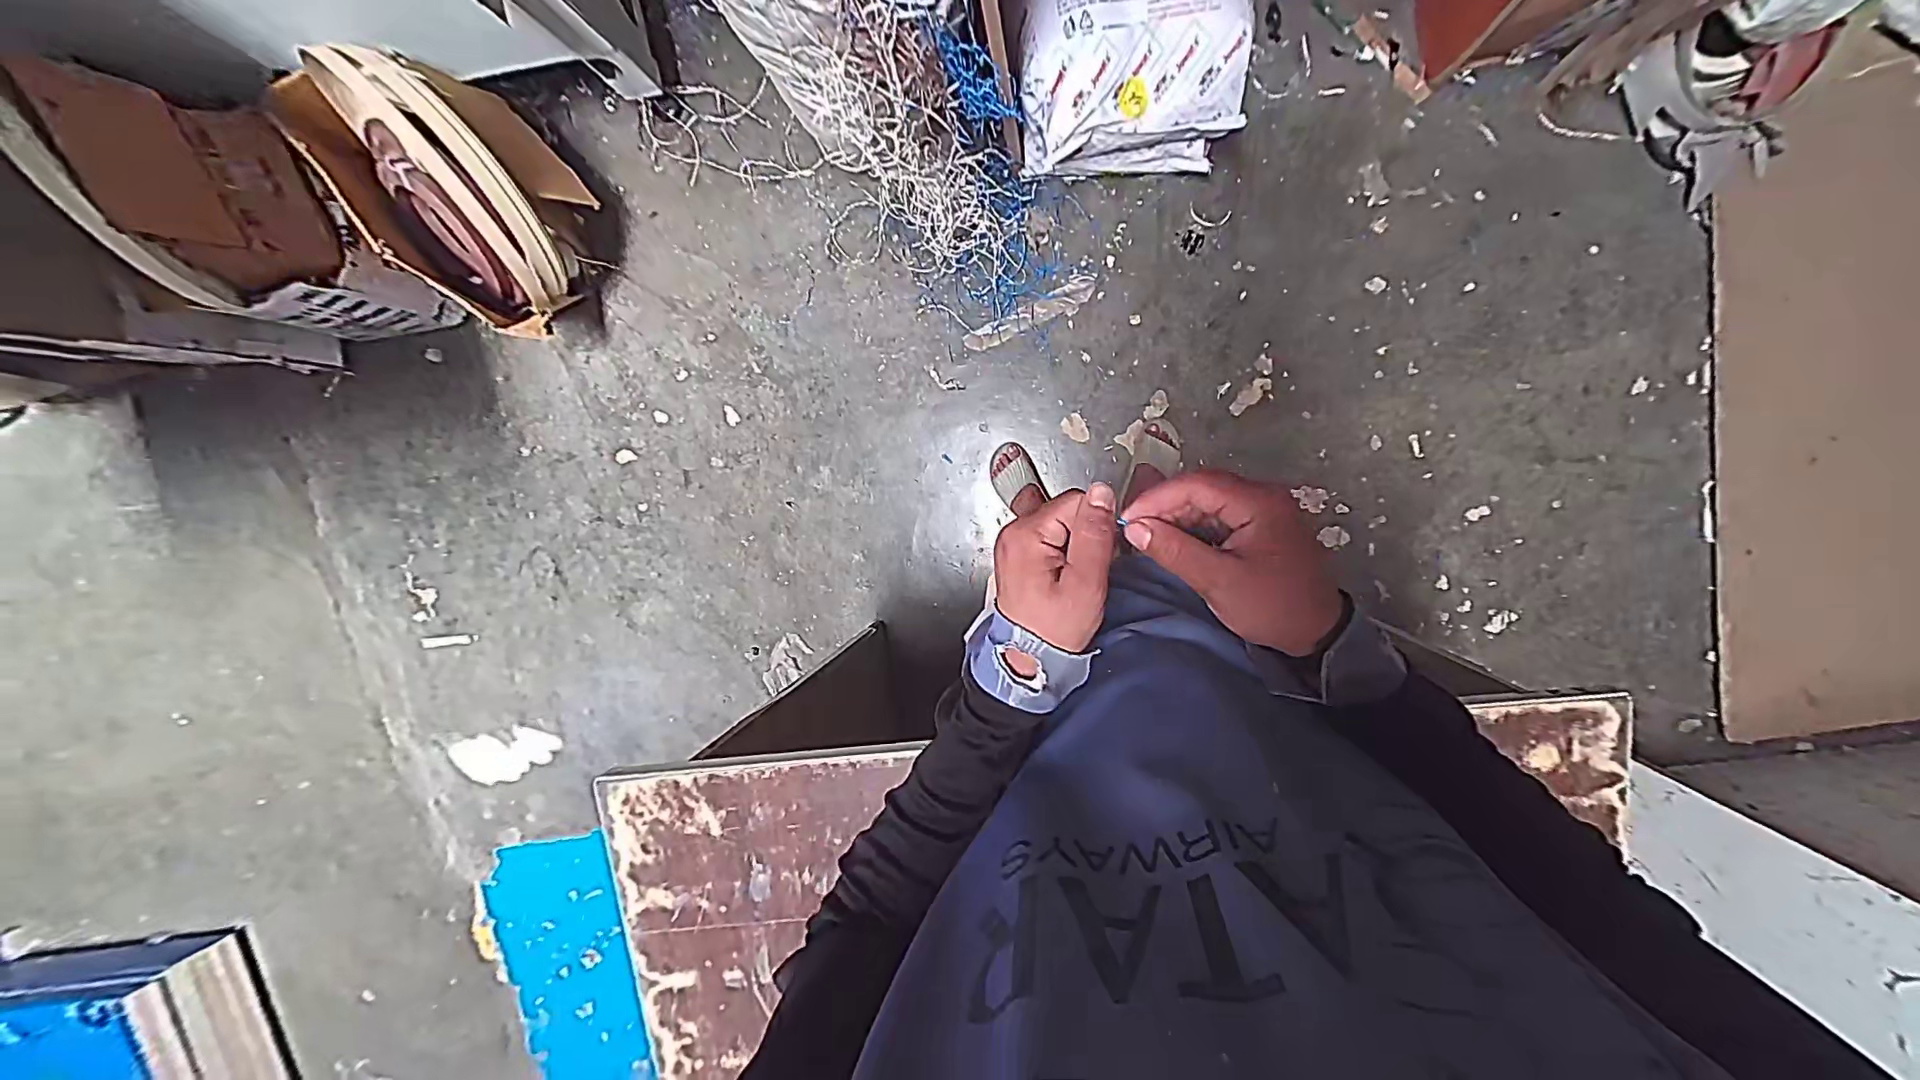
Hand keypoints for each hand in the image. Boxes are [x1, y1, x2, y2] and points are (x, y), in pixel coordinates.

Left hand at [992, 483, 1118, 653]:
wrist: (1029, 657)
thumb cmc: (1054, 629)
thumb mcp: (1086, 583)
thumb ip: (1095, 534)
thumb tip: (1102, 493)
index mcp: (1026, 534)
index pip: (1077, 500)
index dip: (1097, 524)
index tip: (1099, 554)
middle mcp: (1013, 532)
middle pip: (1066, 509)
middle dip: (1085, 533)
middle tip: (1084, 570)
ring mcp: (1013, 542)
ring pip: (1059, 522)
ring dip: (1074, 543)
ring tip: (1072, 575)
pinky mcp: (1018, 553)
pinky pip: (1049, 536)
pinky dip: (1062, 550)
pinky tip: (1063, 575)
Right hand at [1120, 469, 1343, 654]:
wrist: (1319, 632)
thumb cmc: (1273, 607)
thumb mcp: (1219, 581)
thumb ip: (1175, 551)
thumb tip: (1135, 528)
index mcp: (1258, 503)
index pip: (1196, 485)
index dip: (1156, 498)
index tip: (1127, 519)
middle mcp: (1262, 497)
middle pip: (1201, 487)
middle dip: (1163, 505)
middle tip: (1134, 528)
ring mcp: (1262, 510)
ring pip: (1207, 500)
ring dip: (1175, 515)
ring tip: (1148, 535)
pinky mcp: (1258, 525)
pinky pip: (1217, 514)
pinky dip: (1191, 524)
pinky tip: (1173, 540)